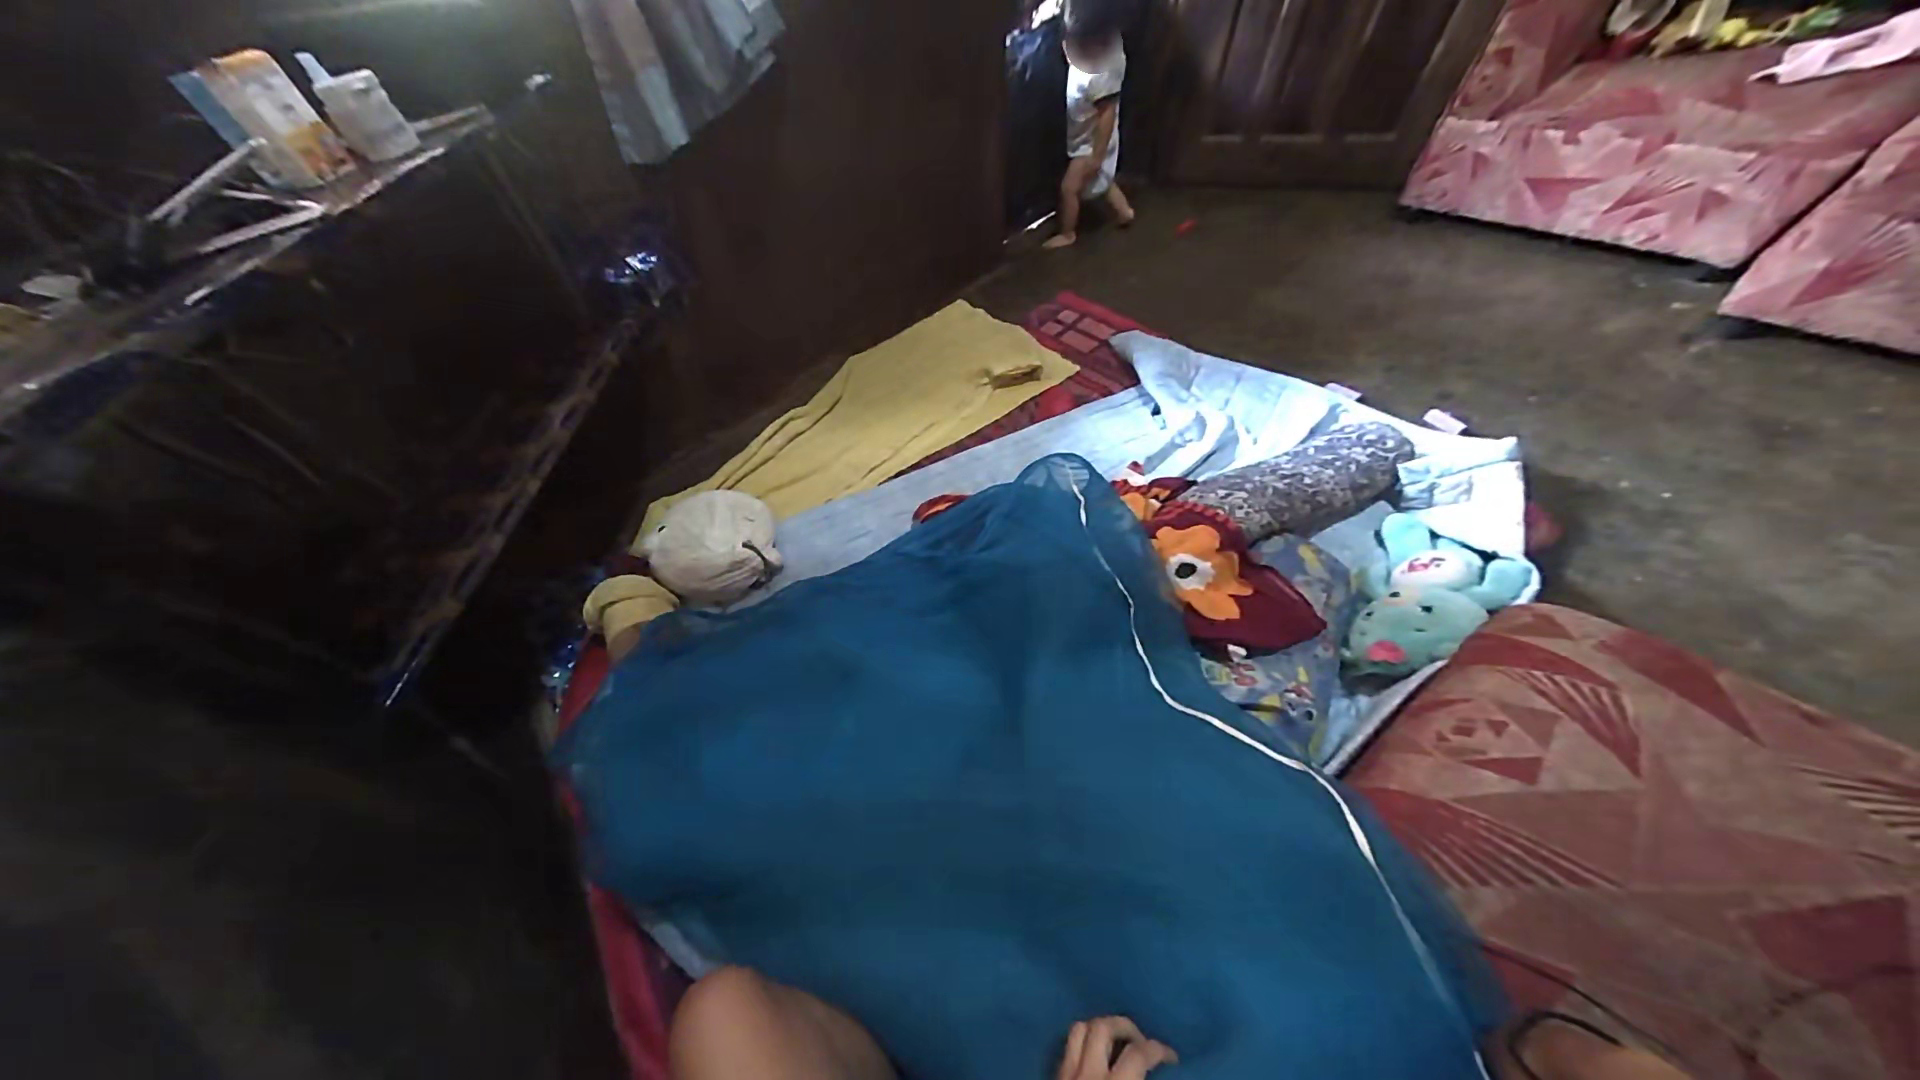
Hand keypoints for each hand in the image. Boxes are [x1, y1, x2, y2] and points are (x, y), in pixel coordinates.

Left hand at [1057, 1016, 1178, 1079]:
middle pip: (1103, 1027)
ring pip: (1079, 1028)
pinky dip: (1081, 1041)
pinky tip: (1092, 1050)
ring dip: (1099, 1026)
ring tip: (1116, 1038)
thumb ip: (1140, 1079)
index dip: (1160, 1050)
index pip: (1138, 1055)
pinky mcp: (1054, 1076)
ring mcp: (1066, 1072)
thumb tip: (1157, 1070)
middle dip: (1125, 1026)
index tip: (1173, 1056)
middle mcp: (1087, 1072)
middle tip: (1141, 1039)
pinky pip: (1066, 1046)